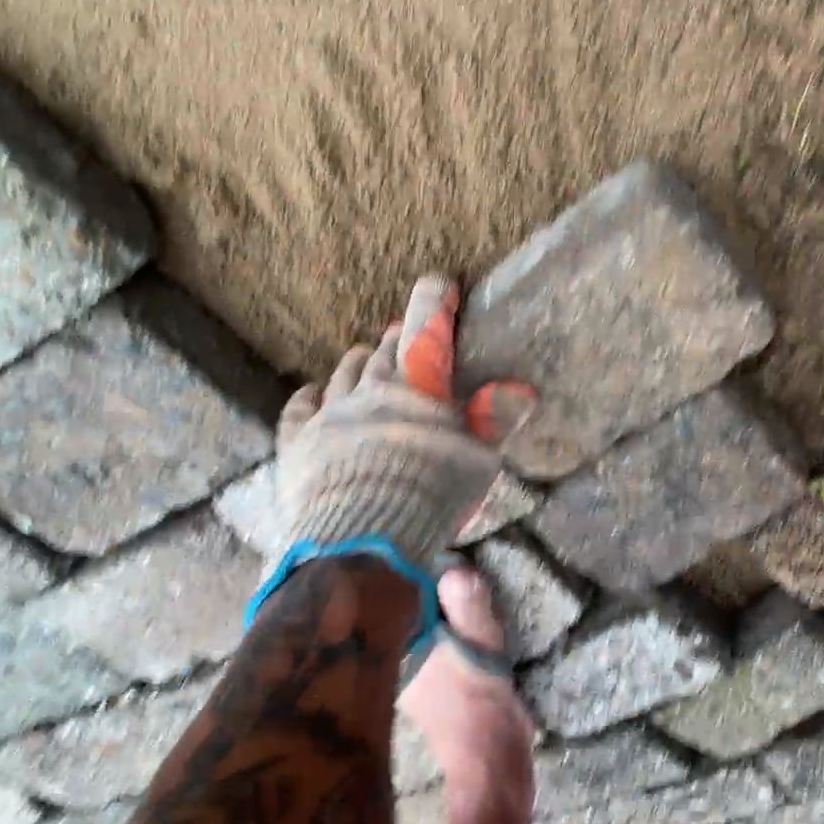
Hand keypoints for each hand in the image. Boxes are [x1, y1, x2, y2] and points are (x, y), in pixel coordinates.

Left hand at [273, 277, 531, 567]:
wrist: (363, 539)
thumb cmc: (432, 494)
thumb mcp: (478, 460)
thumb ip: (493, 420)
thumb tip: (524, 390)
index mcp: (416, 384)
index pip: (426, 327)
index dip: (434, 301)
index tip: (440, 283)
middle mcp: (369, 387)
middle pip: (382, 349)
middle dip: (397, 340)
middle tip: (404, 338)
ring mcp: (329, 412)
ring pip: (342, 373)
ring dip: (357, 363)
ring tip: (364, 358)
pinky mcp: (298, 441)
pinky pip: (300, 406)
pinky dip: (310, 395)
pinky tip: (314, 392)